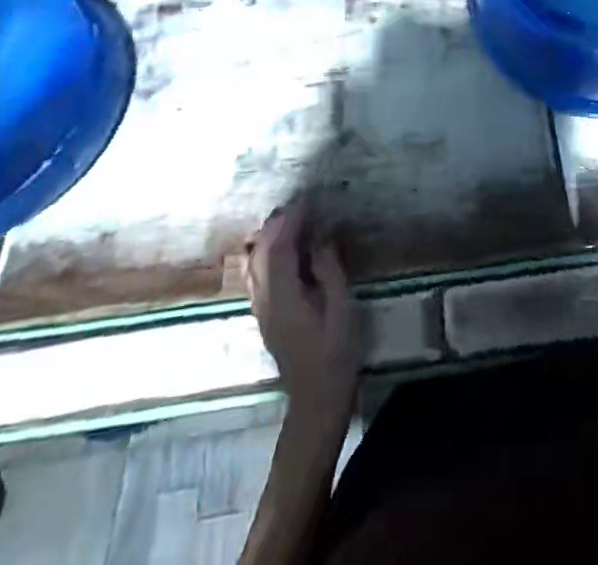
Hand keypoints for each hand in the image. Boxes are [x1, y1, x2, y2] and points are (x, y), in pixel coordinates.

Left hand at [244, 202, 360, 413]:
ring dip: (269, 239)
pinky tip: (284, 252)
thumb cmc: (336, 353)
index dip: (290, 222)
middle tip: (298, 205)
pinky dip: (268, 255)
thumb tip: (321, 239)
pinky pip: (259, 276)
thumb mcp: (342, 309)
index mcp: (284, 296)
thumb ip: (329, 272)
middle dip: (276, 226)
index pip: (280, 249)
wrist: (316, 398)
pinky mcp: (266, 316)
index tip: (305, 200)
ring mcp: (262, 309)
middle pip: (261, 254)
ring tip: (290, 222)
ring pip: (255, 265)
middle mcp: (265, 300)